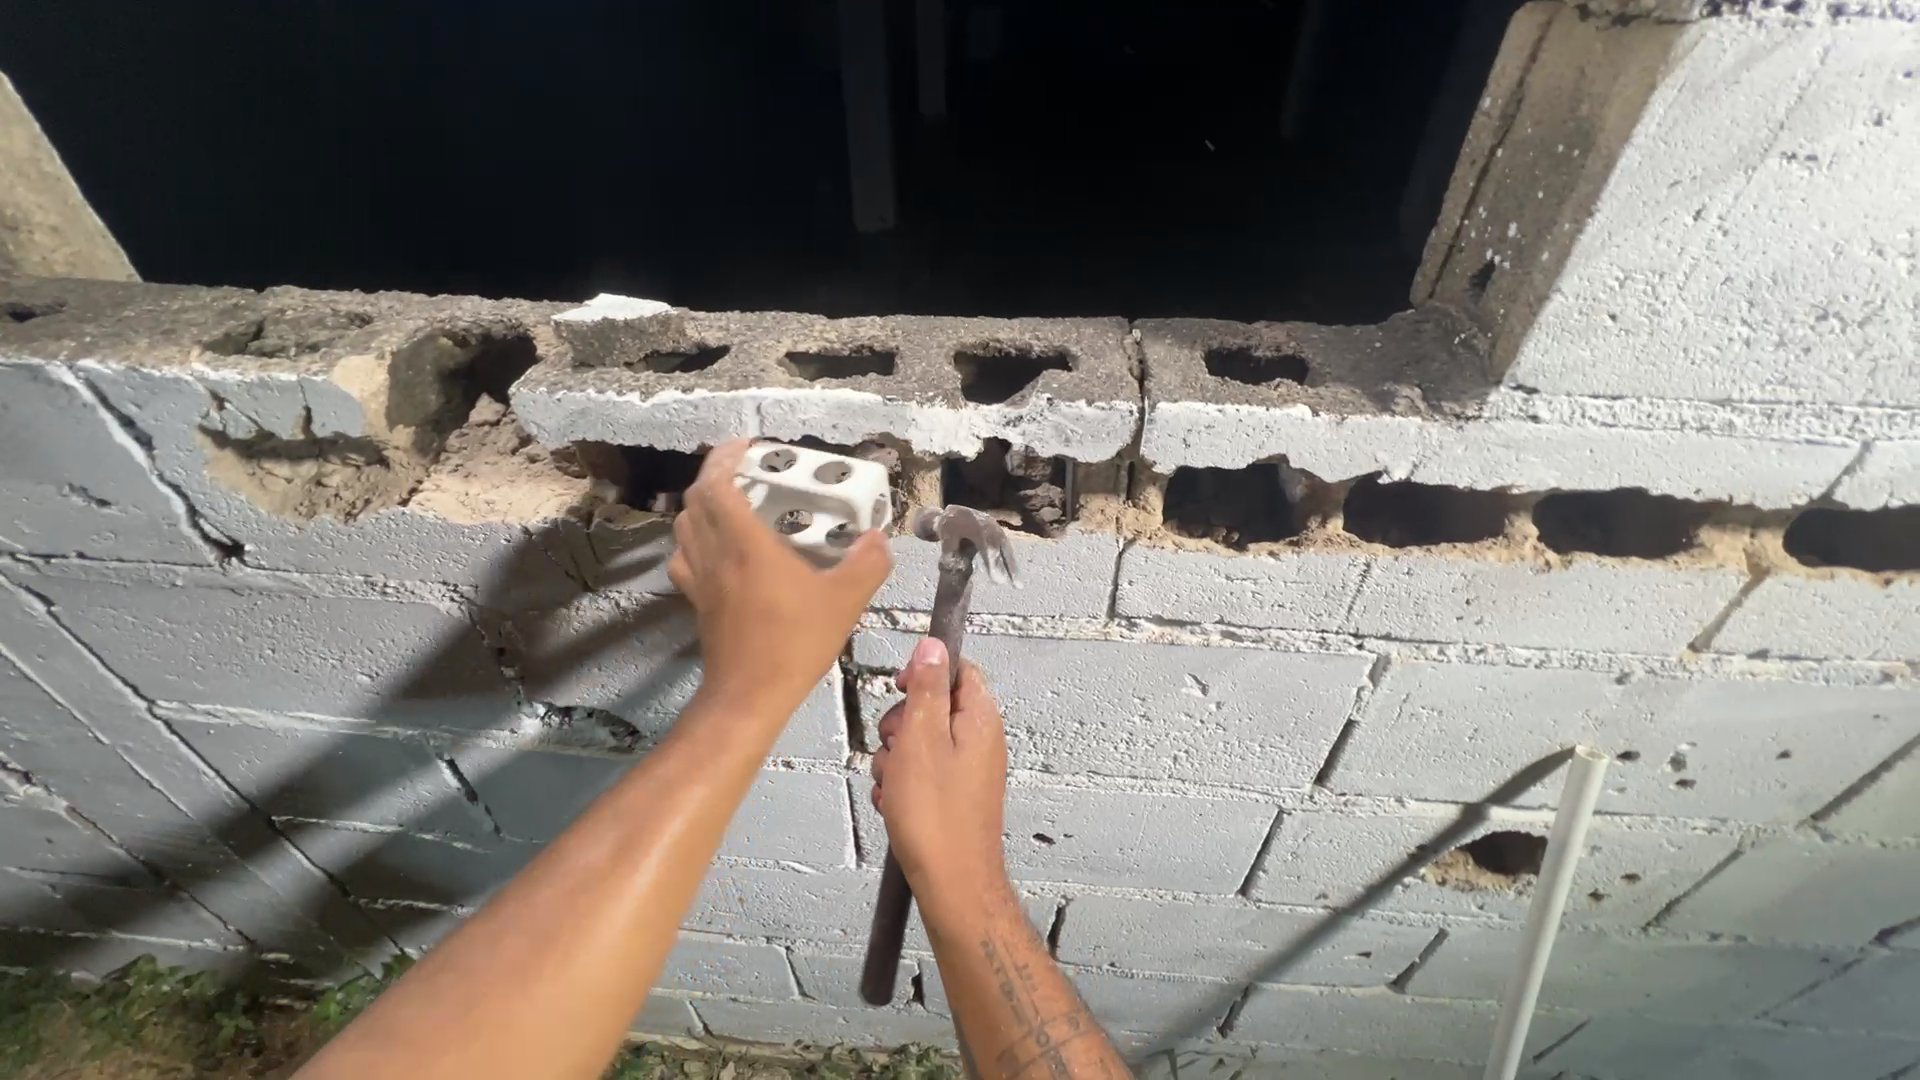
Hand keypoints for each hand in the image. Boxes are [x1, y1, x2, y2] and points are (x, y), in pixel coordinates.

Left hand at [667, 440, 891, 716]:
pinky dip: (696, 541)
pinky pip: (684, 558)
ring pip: (684, 528)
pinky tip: (719, 552)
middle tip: (746, 473)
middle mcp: (714, 555)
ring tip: (732, 505)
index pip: (717, 485)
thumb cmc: (795, 642)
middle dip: (715, 476)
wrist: (750, 695)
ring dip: (702, 506)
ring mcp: (699, 581)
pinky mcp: (698, 603)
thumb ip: (867, 564)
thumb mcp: (845, 601)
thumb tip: (878, 540)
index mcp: (745, 545)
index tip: (746, 446)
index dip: (725, 458)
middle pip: (695, 501)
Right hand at [870, 639, 1011, 914]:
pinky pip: (919, 774)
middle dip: (901, 726)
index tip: (902, 690)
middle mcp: (978, 740)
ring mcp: (967, 769)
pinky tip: (897, 806)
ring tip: (896, 787)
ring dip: (896, 760)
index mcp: (979, 718)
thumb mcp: (921, 738)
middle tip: (897, 749)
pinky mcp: (953, 794)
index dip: (925, 673)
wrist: (951, 884)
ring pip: (918, 742)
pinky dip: (902, 786)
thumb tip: (933, 646)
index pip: (957, 669)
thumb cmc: (936, 817)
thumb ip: (927, 688)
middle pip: (931, 706)